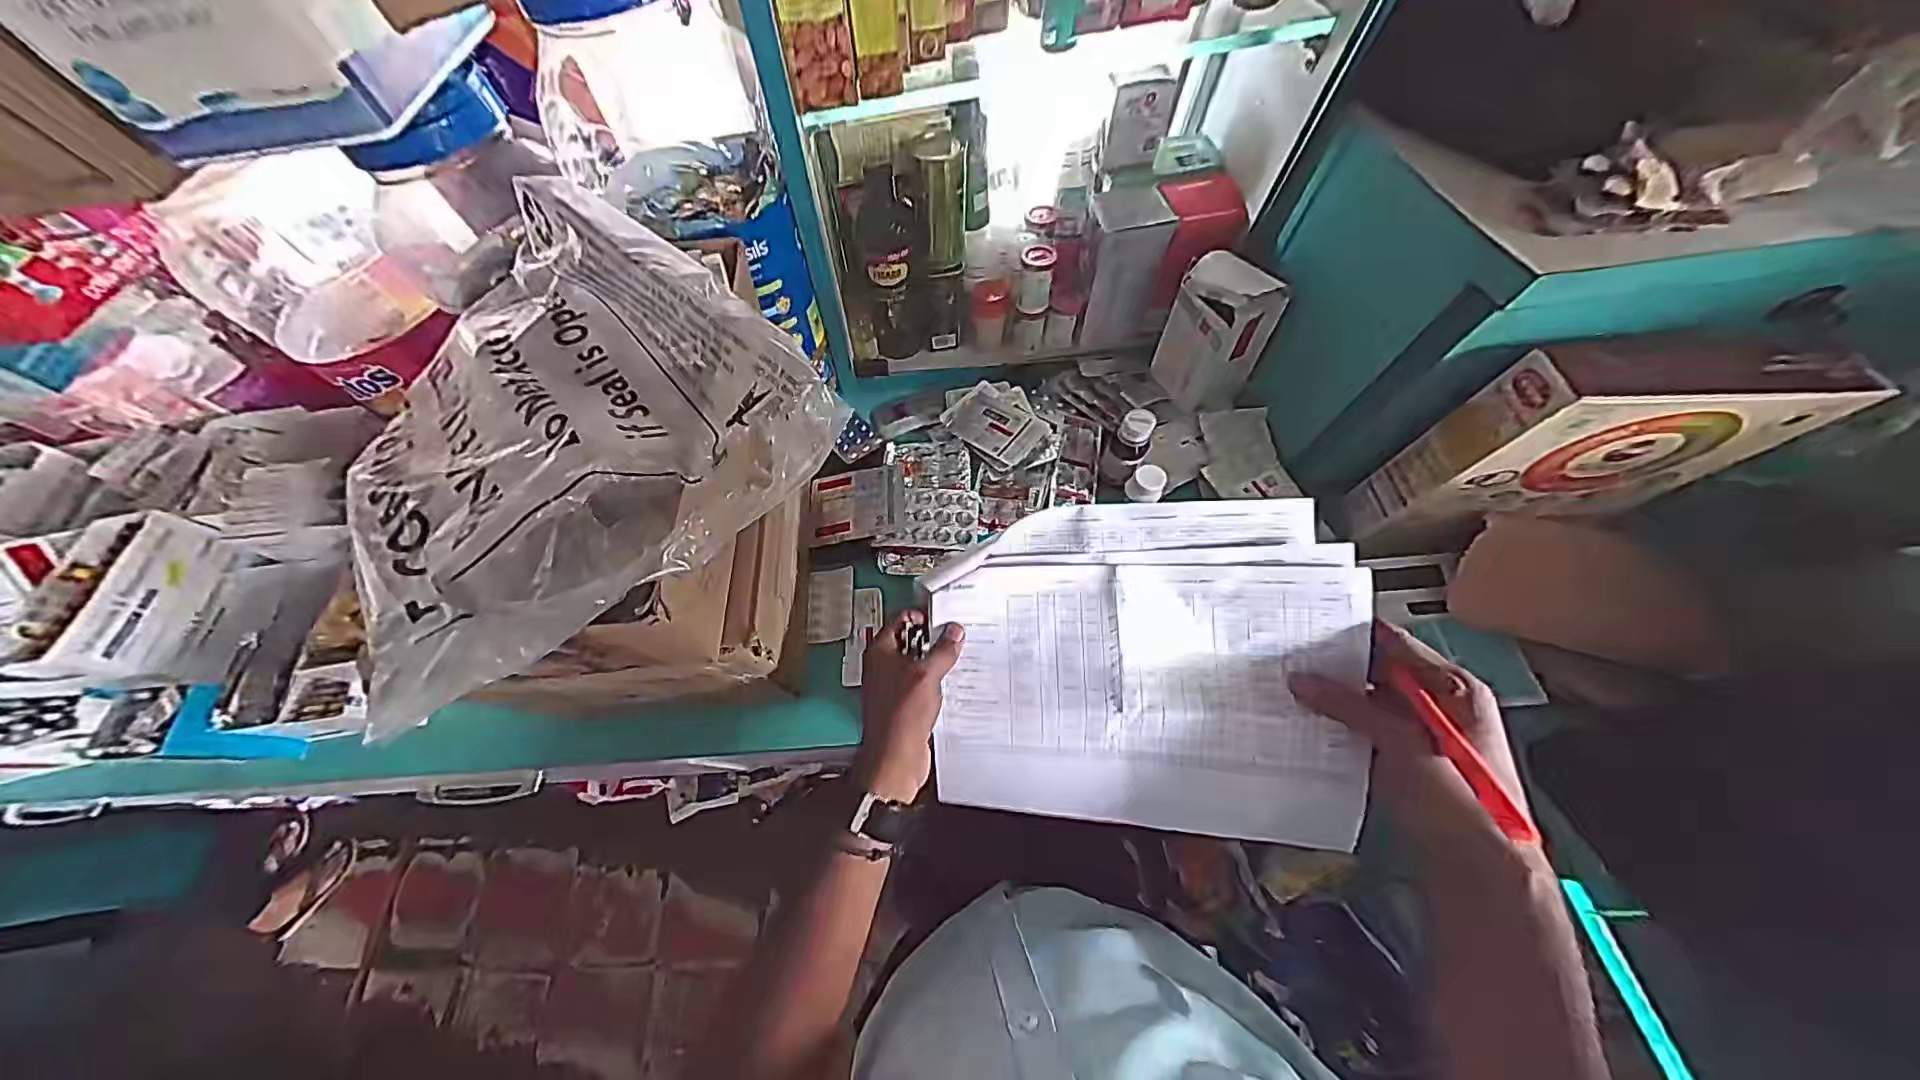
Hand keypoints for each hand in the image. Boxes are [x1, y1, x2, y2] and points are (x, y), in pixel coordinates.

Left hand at [856, 611, 963, 801]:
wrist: (895, 756)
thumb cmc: (898, 716)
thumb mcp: (928, 674)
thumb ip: (942, 650)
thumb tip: (953, 634)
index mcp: (880, 652)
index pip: (899, 620)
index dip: (920, 616)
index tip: (940, 619)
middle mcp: (881, 667)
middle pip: (908, 642)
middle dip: (930, 641)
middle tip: (950, 639)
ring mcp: (890, 687)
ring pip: (915, 665)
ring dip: (933, 663)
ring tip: (952, 661)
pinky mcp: (901, 704)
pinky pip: (919, 685)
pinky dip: (932, 682)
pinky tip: (946, 686)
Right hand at [1290, 621, 1534, 863]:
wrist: (1480, 870)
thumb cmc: (1462, 800)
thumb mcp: (1403, 742)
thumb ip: (1351, 707)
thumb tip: (1301, 680)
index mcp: (1455, 688)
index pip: (1395, 644)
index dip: (1353, 633)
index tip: (1308, 625)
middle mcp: (1437, 705)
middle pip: (1377, 673)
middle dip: (1335, 668)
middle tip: (1289, 656)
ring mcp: (1417, 734)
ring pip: (1365, 704)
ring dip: (1332, 699)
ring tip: (1289, 686)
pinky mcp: (1400, 761)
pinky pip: (1360, 732)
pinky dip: (1336, 727)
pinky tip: (1305, 722)